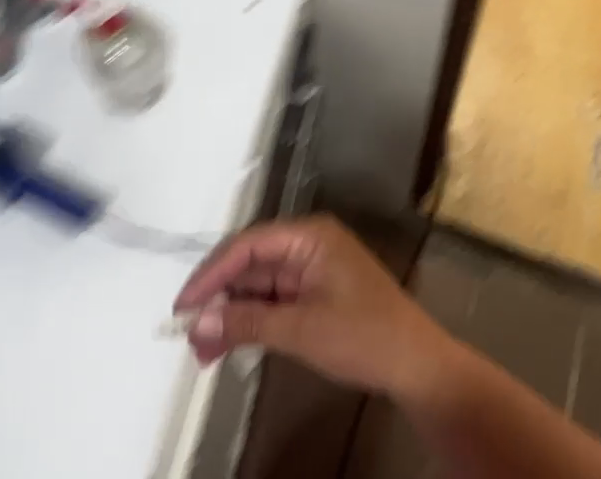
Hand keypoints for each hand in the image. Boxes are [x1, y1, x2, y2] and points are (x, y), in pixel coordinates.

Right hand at [172, 215, 453, 396]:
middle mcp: (309, 244)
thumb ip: (246, 322)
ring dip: (232, 314)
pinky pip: (274, 300)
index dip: (211, 274)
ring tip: (204, 351)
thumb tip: (195, 324)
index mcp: (310, 236)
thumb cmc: (364, 336)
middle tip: (189, 335)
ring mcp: (314, 269)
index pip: (248, 244)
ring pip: (260, 284)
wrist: (417, 365)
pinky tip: (230, 344)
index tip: (182, 306)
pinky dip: (252, 321)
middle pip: (251, 263)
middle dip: (219, 298)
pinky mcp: (317, 293)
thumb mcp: (300, 329)